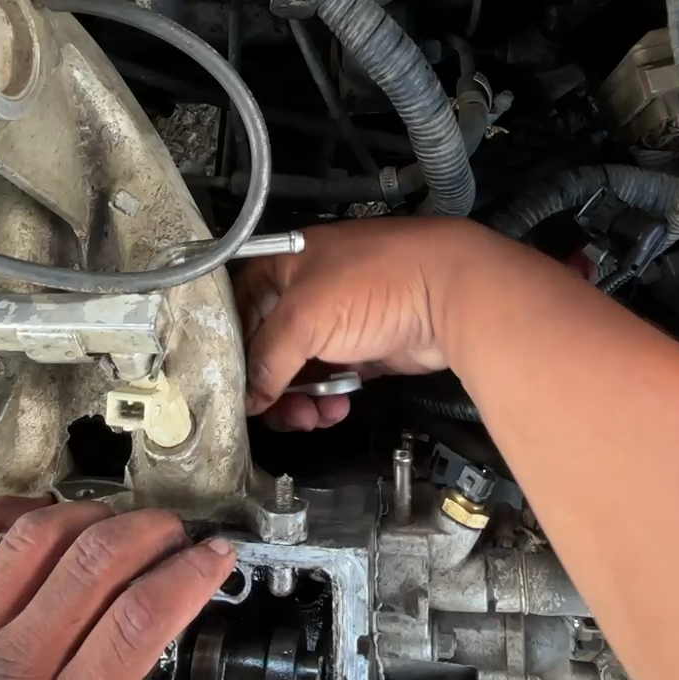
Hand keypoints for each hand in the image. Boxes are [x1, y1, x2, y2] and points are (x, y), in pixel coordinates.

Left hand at [0, 499, 236, 679]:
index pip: (138, 622)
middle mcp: (8, 673)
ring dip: (89, 516)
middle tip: (173, 529)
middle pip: (94, 565)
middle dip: (150, 530)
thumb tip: (144, 652)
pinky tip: (32, 510)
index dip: (189, 576)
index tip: (215, 555)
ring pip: (35, 543)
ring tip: (115, 519)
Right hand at [236, 218, 504, 429]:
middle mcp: (306, 289)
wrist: (450, 293)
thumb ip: (267, 359)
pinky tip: (335, 408)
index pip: (237, 305)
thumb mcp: (304, 318)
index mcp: (284, 263)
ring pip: (298, 367)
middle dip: (266, 382)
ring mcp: (336, 318)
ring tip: (309, 416)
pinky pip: (329, 378)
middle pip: (267, 343)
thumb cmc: (378, 281)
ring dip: (297, 397)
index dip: (230, 343)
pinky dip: (327, 397)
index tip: (228, 380)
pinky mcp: (361, 347)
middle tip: (270, 411)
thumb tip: (249, 396)